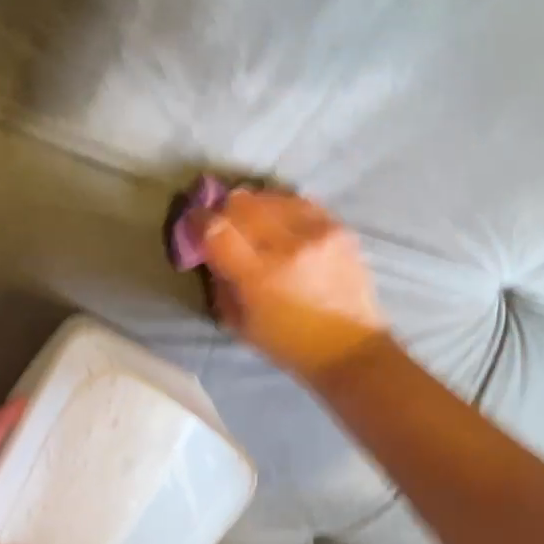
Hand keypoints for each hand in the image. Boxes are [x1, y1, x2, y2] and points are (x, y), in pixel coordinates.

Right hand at [189, 189, 388, 380]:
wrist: (349, 347)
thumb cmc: (286, 343)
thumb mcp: (237, 322)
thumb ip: (220, 280)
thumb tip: (211, 250)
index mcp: (258, 275)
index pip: (216, 228)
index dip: (198, 220)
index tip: (194, 224)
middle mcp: (288, 245)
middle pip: (241, 203)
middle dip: (225, 211)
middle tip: (223, 225)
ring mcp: (317, 231)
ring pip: (270, 196)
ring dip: (254, 206)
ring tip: (252, 223)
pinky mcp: (338, 227)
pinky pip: (299, 202)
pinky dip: (281, 208)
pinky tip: (279, 222)